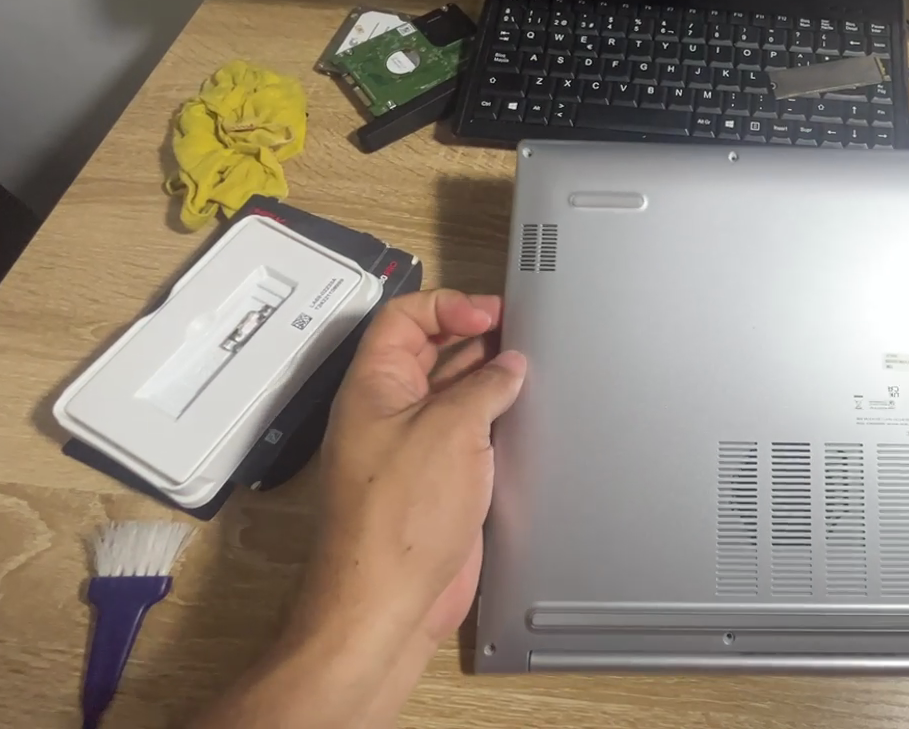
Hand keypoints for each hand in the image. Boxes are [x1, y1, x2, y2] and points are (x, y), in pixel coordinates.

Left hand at [196, 289, 526, 728]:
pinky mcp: (441, 474)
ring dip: (490, 374)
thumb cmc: (404, 510)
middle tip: (522, 332)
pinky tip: (528, 409)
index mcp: (375, 386)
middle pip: (433, 349)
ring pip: (455, 388)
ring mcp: (417, 442)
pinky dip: (496, 411)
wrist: (389, 604)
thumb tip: (511, 365)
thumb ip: (486, 385)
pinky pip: (470, 427)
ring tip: (533, 366)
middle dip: (475, 335)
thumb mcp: (451, 428)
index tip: (491, 315)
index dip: (447, 305)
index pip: (404, 318)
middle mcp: (392, 408)